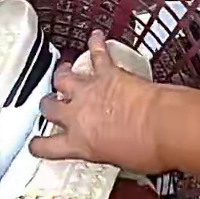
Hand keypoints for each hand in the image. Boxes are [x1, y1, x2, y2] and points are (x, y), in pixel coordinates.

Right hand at [32, 31, 168, 173]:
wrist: (162, 126)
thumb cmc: (148, 149)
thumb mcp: (121, 162)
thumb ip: (108, 150)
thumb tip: (116, 148)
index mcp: (79, 142)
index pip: (48, 146)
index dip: (39, 145)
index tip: (37, 144)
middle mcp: (77, 115)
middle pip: (49, 107)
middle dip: (48, 105)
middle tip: (51, 105)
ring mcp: (89, 91)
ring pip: (63, 78)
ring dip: (62, 76)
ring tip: (63, 73)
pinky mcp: (107, 73)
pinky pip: (97, 54)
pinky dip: (96, 44)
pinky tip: (95, 37)